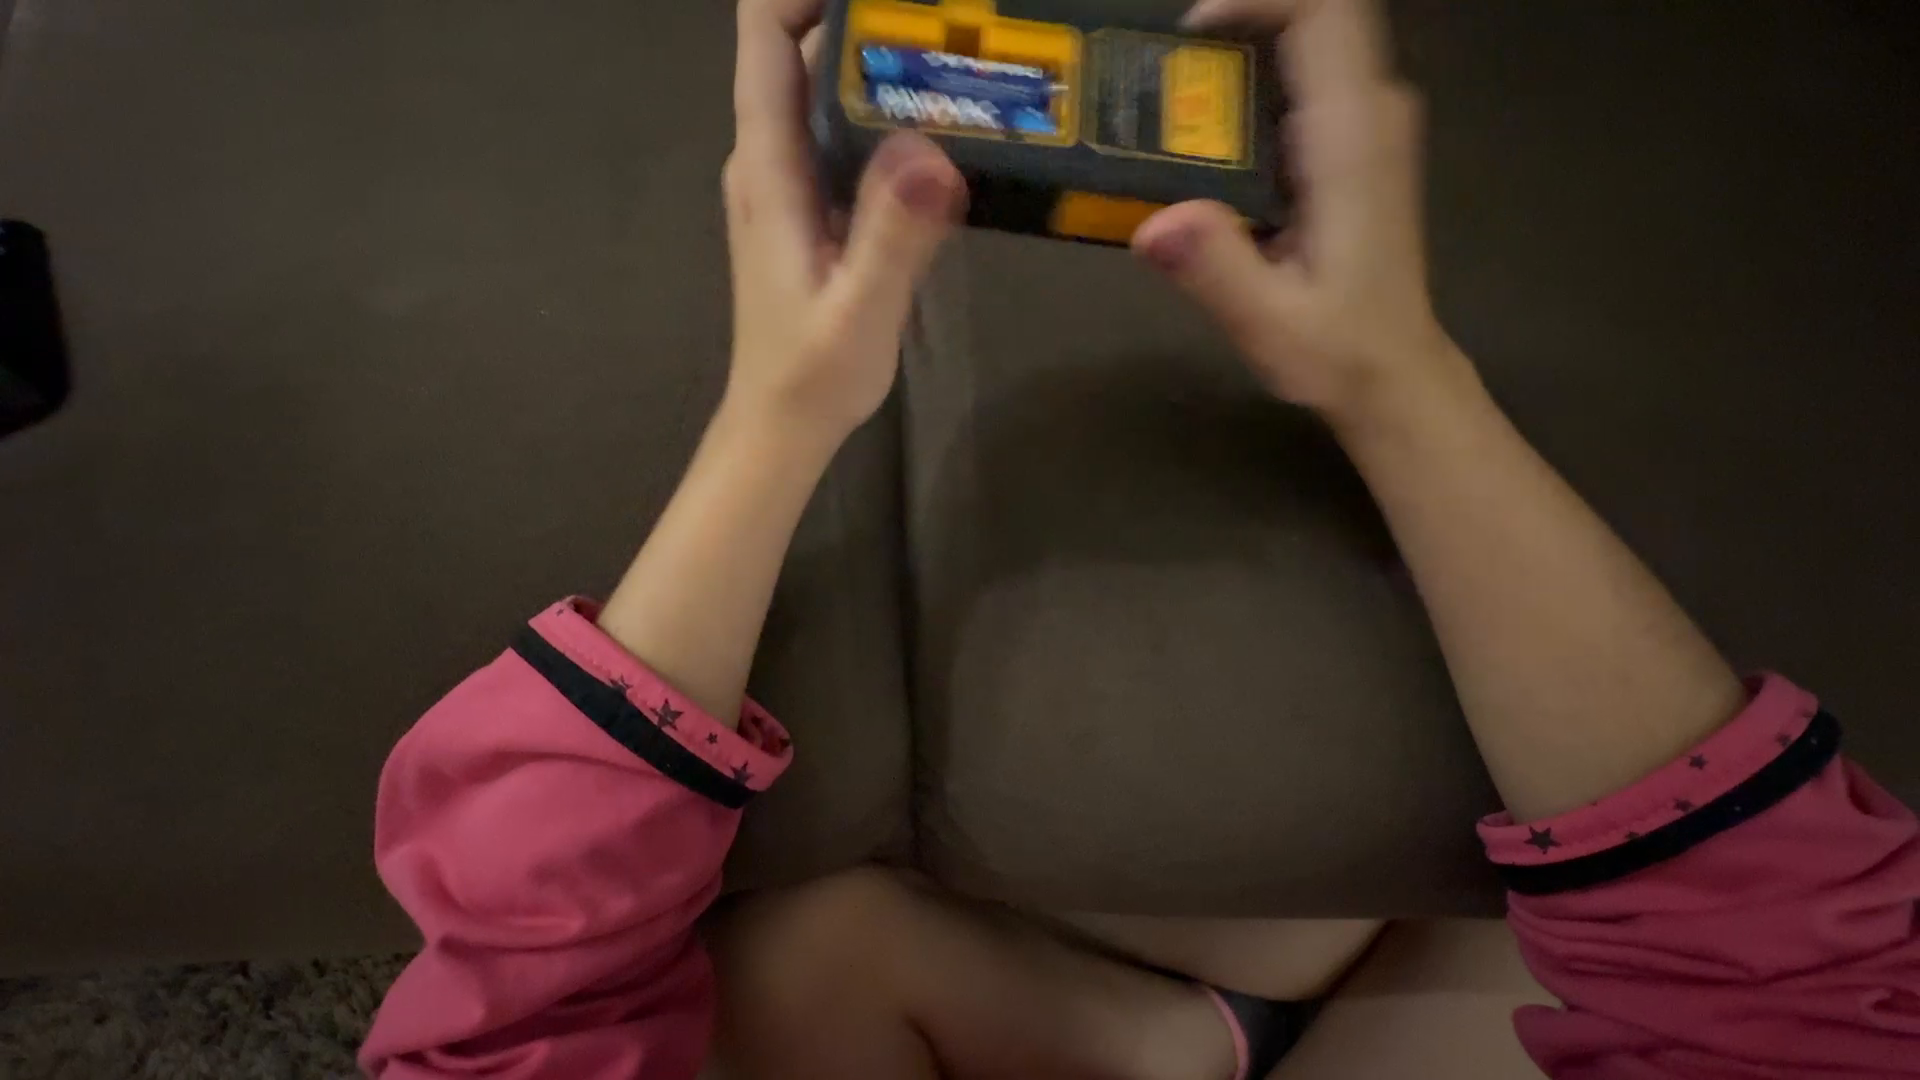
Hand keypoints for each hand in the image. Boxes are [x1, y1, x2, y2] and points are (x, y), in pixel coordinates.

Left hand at [722, 0, 967, 445]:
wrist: (781, 423)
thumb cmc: (811, 376)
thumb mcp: (859, 313)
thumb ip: (891, 239)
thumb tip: (932, 152)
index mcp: (768, 170)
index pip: (764, 38)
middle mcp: (767, 163)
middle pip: (798, 53)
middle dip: (862, 24)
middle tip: (942, 32)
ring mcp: (786, 187)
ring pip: (821, 96)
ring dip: (875, 69)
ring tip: (948, 66)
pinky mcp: (810, 213)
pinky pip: (838, 141)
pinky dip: (879, 121)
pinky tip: (931, 133)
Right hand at [1133, 0, 1458, 420]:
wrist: (1392, 372)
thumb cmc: (1337, 351)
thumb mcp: (1269, 323)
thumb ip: (1217, 270)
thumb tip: (1151, 225)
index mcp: (1351, 141)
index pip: (1321, 13)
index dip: (1254, 0)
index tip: (1187, 35)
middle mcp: (1369, 115)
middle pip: (1313, 16)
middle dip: (1235, 28)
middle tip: (1160, 77)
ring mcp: (1366, 129)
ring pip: (1308, 46)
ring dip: (1238, 57)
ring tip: (1170, 102)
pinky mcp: (1352, 149)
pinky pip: (1303, 82)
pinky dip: (1251, 88)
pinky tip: (1207, 138)